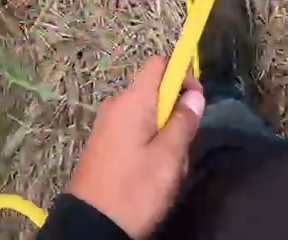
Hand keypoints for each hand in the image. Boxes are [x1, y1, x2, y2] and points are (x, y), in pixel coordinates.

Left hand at [65, 56, 204, 237]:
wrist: (90, 226)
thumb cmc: (134, 188)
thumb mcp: (168, 158)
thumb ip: (183, 122)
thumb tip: (194, 95)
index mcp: (133, 100)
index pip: (159, 64)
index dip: (181, 74)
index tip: (196, 100)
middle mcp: (117, 104)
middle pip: (155, 92)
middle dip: (174, 113)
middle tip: (184, 146)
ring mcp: (107, 124)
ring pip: (146, 115)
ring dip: (163, 134)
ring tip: (169, 169)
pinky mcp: (103, 144)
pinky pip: (132, 131)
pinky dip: (147, 144)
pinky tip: (151, 174)